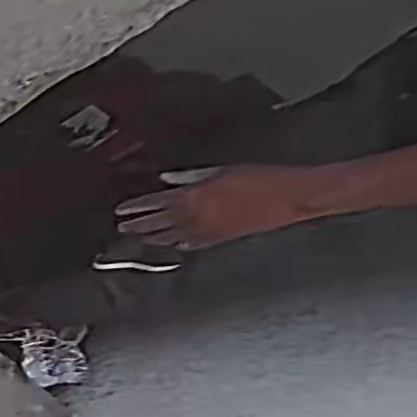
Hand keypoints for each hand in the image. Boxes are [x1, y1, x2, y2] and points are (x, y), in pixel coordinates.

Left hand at [115, 165, 321, 249]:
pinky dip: (178, 244)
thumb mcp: (221, 171)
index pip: (151, 203)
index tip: (119, 211)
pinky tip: (173, 245)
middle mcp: (190, 216)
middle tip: (122, 228)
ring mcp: (204, 229)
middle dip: (135, 225)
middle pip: (153, 223)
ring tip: (141, 237)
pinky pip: (191, 244)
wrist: (296, 194)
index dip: (133, 207)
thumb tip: (165, 178)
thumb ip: (189, 176)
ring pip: (167, 237)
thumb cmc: (261, 178)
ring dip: (151, 237)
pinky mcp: (220, 239)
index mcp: (188, 197)